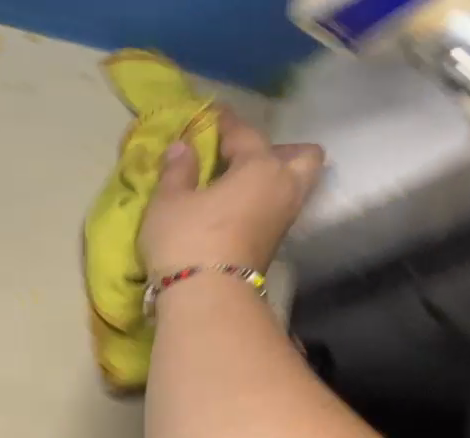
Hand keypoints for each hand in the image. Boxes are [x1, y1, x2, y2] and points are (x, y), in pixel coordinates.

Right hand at [140, 110, 325, 276]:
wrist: (206, 293)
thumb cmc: (185, 239)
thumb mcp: (167, 203)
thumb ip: (176, 172)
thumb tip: (181, 147)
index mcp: (260, 166)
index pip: (246, 134)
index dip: (227, 123)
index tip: (215, 114)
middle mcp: (284, 185)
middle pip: (302, 155)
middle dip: (280, 151)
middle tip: (246, 160)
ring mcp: (285, 216)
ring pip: (297, 183)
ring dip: (276, 179)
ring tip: (242, 187)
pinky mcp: (275, 242)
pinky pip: (281, 208)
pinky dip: (266, 202)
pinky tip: (240, 211)